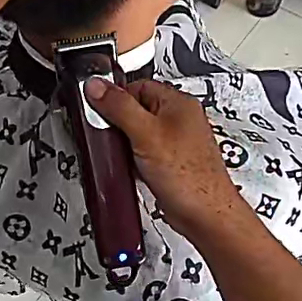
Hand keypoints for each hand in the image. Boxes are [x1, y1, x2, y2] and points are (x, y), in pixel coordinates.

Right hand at [85, 79, 255, 241]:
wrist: (205, 215)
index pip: (138, 85)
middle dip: (119, 123)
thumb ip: (119, 107)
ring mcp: (177, 144)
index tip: (97, 106)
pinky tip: (133, 171)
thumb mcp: (145, 134)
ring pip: (140, 135)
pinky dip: (135, 162)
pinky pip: (145, 155)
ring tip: (124, 156)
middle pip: (137, 110)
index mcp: (179, 103)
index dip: (115, 95)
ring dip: (127, 146)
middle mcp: (181, 121)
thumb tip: (97, 87)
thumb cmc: (190, 177)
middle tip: (110, 135)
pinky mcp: (171, 165)